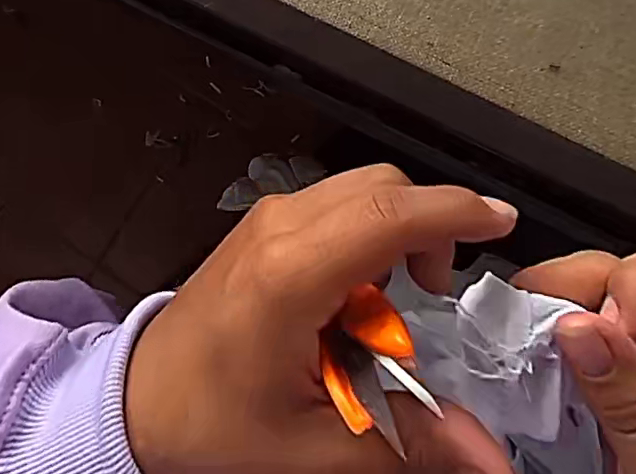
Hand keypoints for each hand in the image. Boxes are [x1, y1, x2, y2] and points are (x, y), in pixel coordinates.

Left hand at [125, 164, 518, 473]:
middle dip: (430, 226)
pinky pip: (342, 201)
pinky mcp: (272, 218)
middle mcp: (283, 225)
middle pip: (385, 189)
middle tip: (433, 289)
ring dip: (399, 229)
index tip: (499, 220)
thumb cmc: (210, 426)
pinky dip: (371, 232)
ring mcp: (274, 214)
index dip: (454, 210)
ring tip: (388, 299)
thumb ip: (407, 441)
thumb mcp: (313, 448)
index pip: (389, 215)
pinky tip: (355, 291)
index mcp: (289, 274)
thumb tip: (484, 454)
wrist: (136, 402)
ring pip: (367, 188)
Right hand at [512, 236, 635, 473]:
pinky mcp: (634, 392)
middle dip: (586, 290)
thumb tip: (580, 328)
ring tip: (534, 352)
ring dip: (562, 314)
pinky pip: (590, 340)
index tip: (608, 326)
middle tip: (547, 331)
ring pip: (608, 299)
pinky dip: (556, 346)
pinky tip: (539, 370)